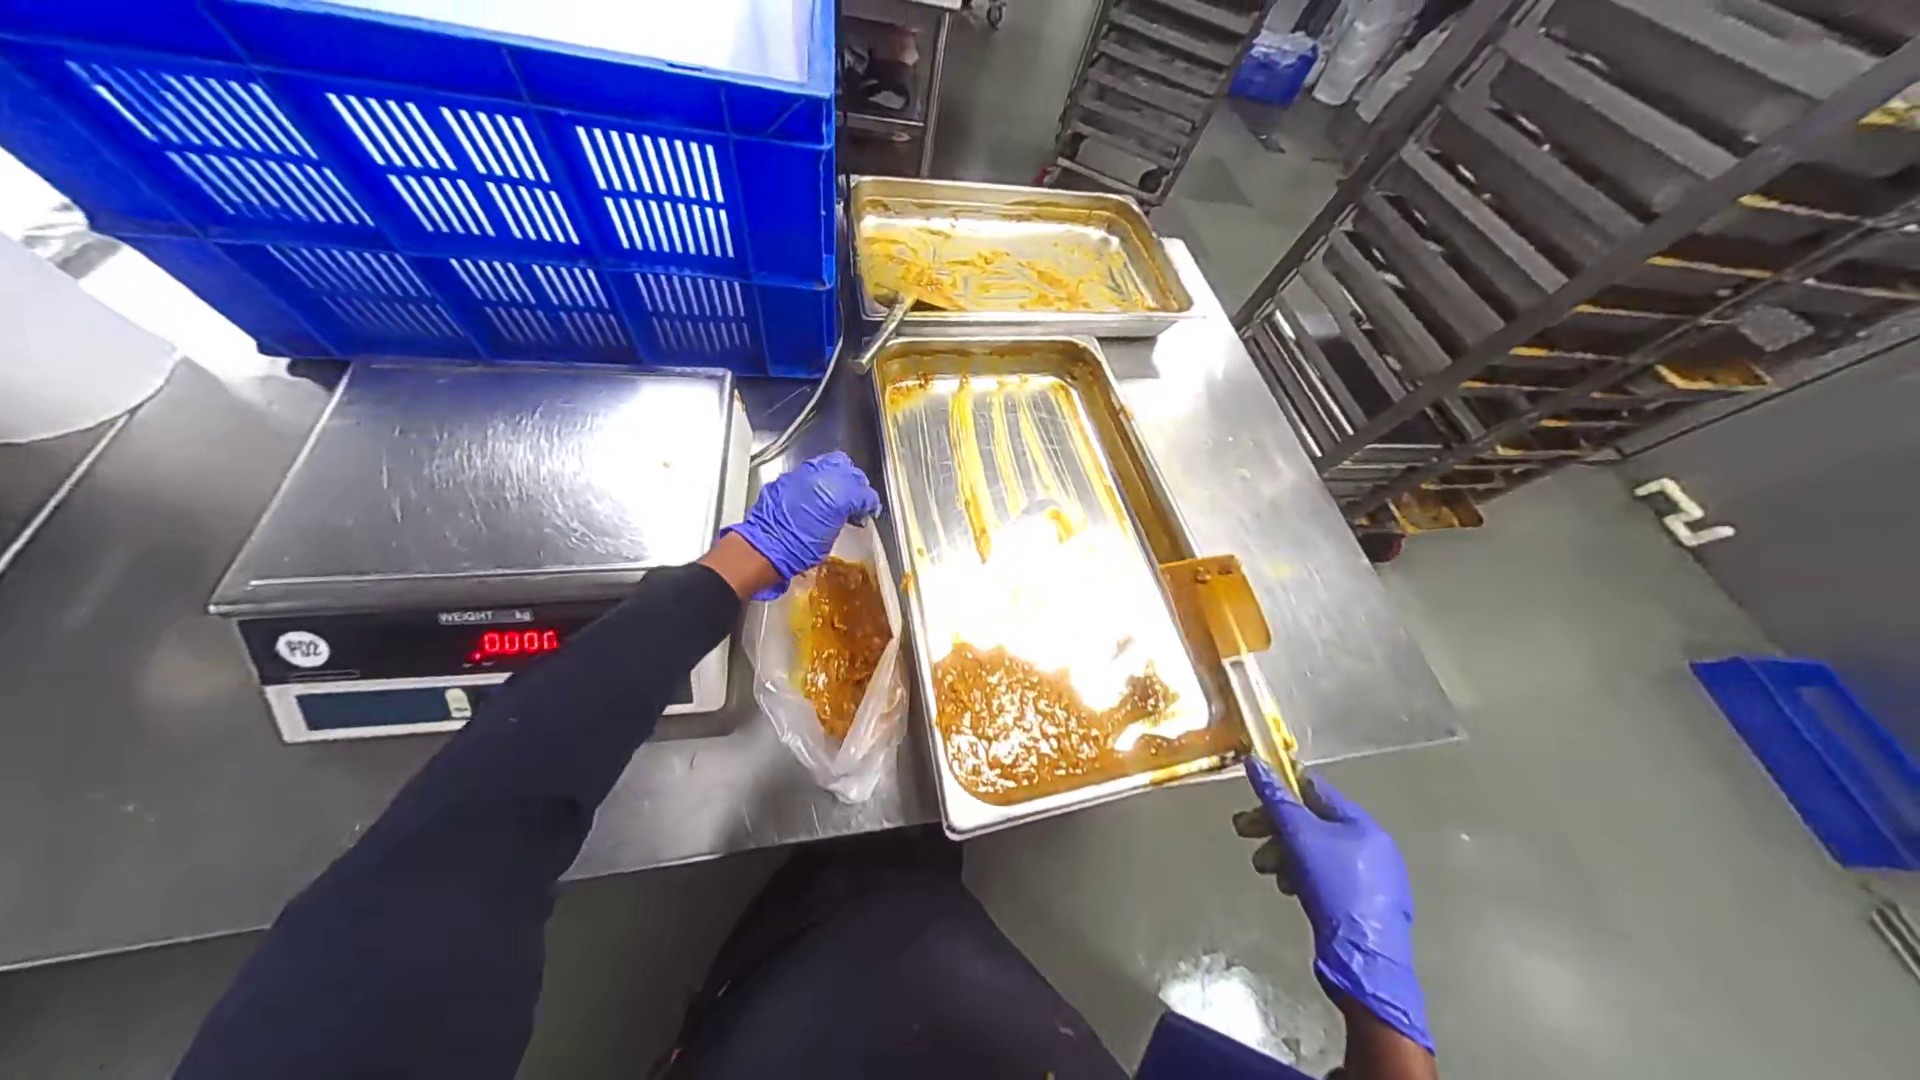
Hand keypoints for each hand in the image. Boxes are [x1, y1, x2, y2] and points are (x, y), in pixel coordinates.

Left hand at [722, 451, 881, 600]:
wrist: (766, 548)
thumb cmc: (801, 548)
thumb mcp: (833, 534)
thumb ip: (848, 513)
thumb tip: (854, 509)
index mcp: (838, 493)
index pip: (863, 490)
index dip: (868, 501)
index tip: (866, 511)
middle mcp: (822, 476)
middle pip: (848, 470)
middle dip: (854, 484)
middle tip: (853, 502)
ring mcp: (802, 474)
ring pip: (829, 464)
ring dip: (836, 478)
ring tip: (834, 496)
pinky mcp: (787, 478)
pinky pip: (809, 473)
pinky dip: (816, 482)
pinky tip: (814, 497)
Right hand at [1235, 760, 1433, 1055]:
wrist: (1364, 962)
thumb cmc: (1335, 888)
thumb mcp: (1300, 837)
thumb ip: (1277, 799)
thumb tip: (1255, 761)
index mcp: (1361, 823)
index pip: (1314, 789)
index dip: (1281, 787)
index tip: (1252, 796)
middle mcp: (1369, 845)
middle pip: (1311, 822)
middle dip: (1274, 826)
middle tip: (1244, 832)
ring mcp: (1369, 876)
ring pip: (1314, 850)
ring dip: (1283, 853)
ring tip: (1265, 868)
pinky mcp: (1361, 903)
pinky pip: (1324, 875)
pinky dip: (1301, 874)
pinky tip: (1288, 887)